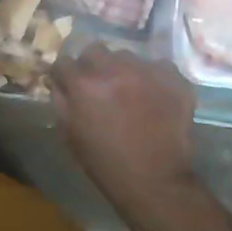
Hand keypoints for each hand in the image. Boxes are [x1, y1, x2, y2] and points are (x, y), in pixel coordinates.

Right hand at [50, 45, 197, 209]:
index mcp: (84, 85)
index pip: (64, 62)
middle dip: (92, 65)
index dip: (65, 74)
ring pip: (128, 56)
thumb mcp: (70, 134)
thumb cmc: (105, 162)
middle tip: (99, 85)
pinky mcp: (174, 78)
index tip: (68, 84)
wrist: (154, 180)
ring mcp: (148, 71)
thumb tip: (57, 81)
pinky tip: (153, 98)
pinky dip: (152, 78)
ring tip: (129, 92)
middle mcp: (114, 69)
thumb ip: (60, 101)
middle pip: (95, 50)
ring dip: (123, 70)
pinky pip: (157, 66)